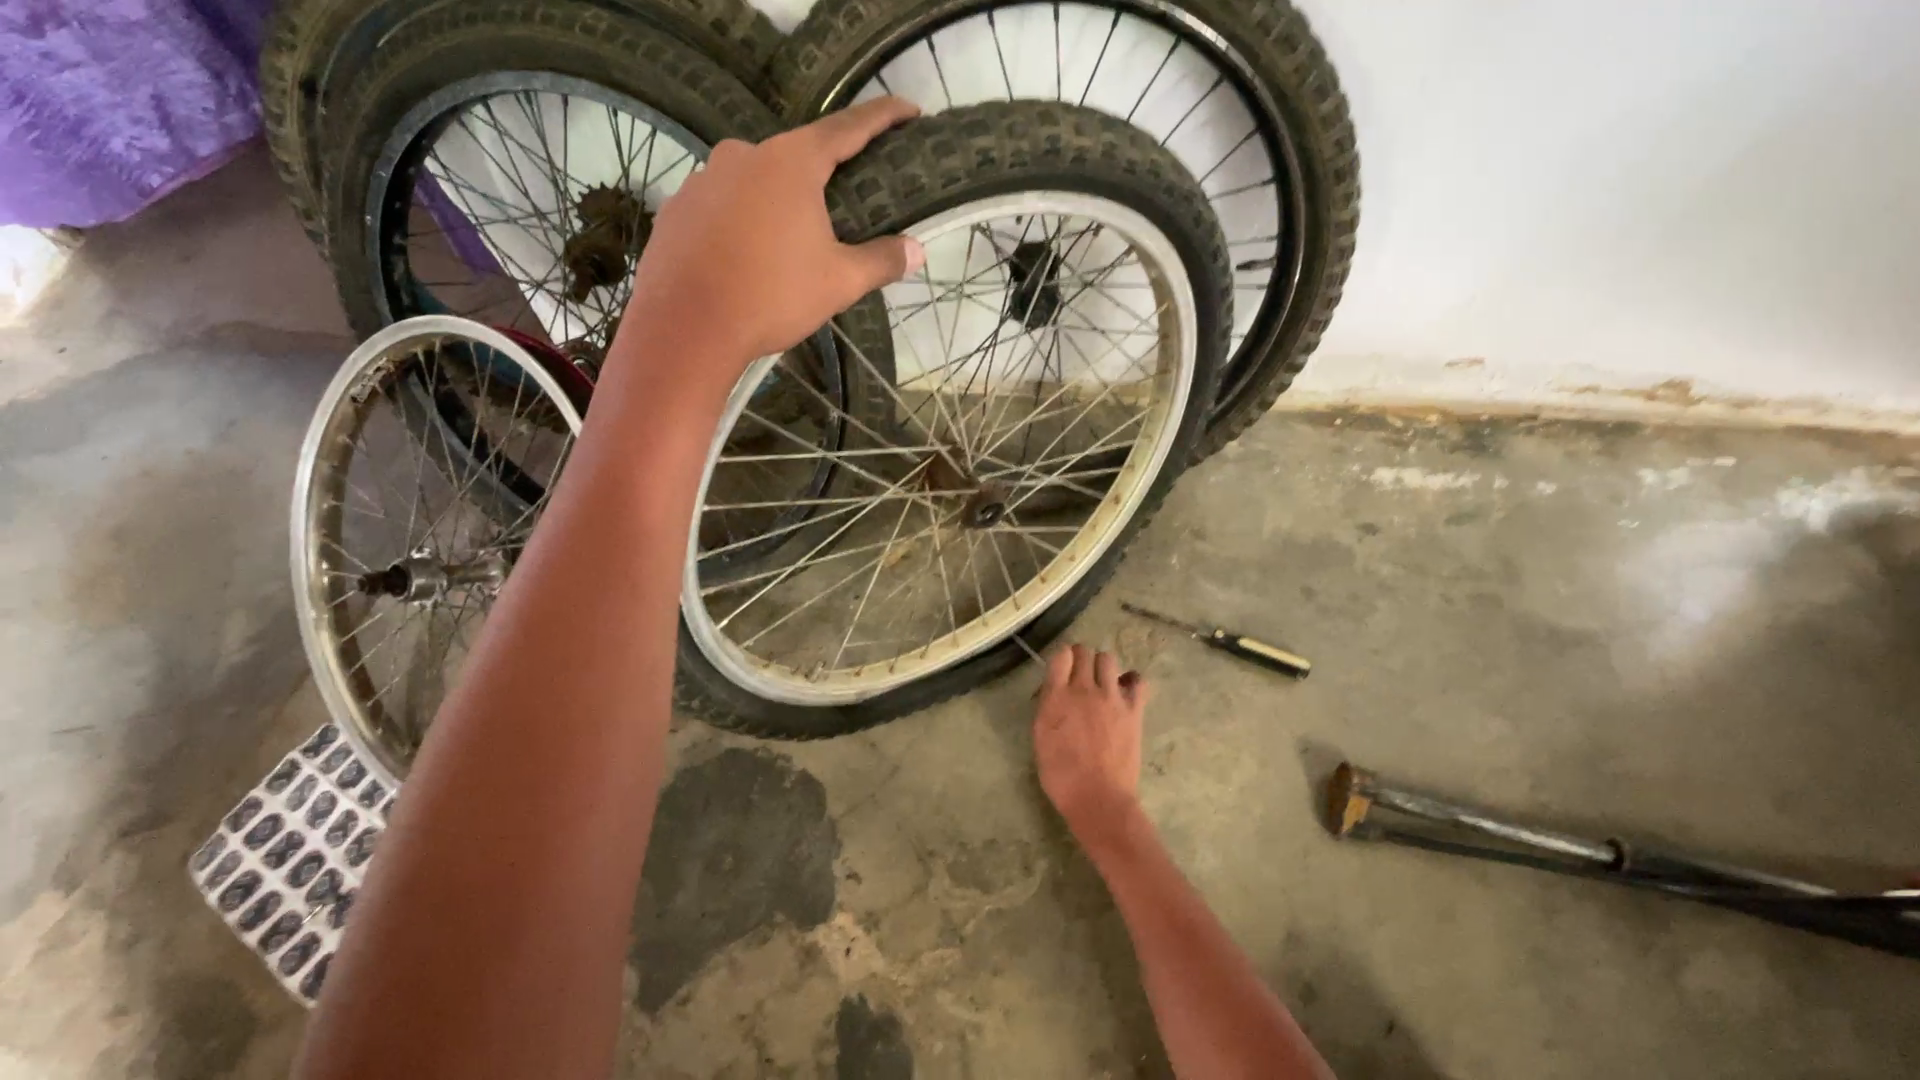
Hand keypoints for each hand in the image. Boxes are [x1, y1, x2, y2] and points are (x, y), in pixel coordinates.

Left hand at [622, 96, 926, 376]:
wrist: (685, 329)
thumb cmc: (772, 296)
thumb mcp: (839, 282)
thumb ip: (881, 261)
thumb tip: (917, 250)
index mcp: (791, 162)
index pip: (848, 128)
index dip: (882, 118)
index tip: (908, 110)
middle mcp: (744, 155)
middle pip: (795, 158)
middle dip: (821, 178)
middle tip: (842, 206)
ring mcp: (703, 179)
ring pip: (753, 184)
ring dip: (775, 205)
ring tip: (787, 246)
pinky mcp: (675, 209)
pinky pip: (720, 207)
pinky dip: (739, 224)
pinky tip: (745, 258)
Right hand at [1033, 645, 1151, 846]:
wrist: (1098, 797)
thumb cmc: (1061, 776)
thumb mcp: (1041, 738)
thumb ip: (1048, 708)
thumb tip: (1055, 694)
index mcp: (1056, 698)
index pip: (1060, 655)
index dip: (1062, 658)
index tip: (1062, 669)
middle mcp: (1083, 690)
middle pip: (1084, 652)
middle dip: (1080, 658)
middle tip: (1080, 675)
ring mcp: (1111, 698)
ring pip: (1108, 659)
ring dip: (1102, 666)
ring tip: (1102, 682)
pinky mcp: (1133, 709)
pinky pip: (1138, 680)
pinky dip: (1131, 681)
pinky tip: (1125, 691)